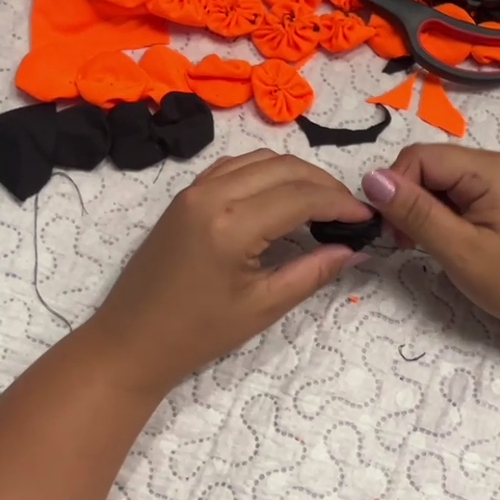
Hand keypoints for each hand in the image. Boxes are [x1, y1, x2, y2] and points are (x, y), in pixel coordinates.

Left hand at [83, 149, 372, 392]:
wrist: (132, 340)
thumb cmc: (199, 332)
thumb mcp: (263, 306)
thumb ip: (313, 272)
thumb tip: (354, 249)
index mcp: (233, 224)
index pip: (302, 196)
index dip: (341, 203)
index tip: (368, 217)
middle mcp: (213, 194)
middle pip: (286, 168)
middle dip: (324, 184)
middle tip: (349, 211)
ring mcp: (194, 189)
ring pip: (261, 160)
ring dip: (297, 175)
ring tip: (321, 204)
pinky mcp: (185, 195)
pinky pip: (235, 166)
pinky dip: (266, 173)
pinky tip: (281, 197)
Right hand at [361, 144, 499, 336]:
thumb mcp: (460, 249)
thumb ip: (416, 212)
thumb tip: (371, 178)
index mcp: (487, 169)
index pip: (420, 157)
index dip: (396, 187)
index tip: (391, 229)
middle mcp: (490, 165)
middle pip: (426, 165)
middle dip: (404, 198)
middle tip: (403, 241)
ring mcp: (492, 182)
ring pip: (434, 181)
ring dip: (416, 209)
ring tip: (417, 244)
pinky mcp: (490, 200)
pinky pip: (449, 195)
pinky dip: (433, 215)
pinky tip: (434, 240)